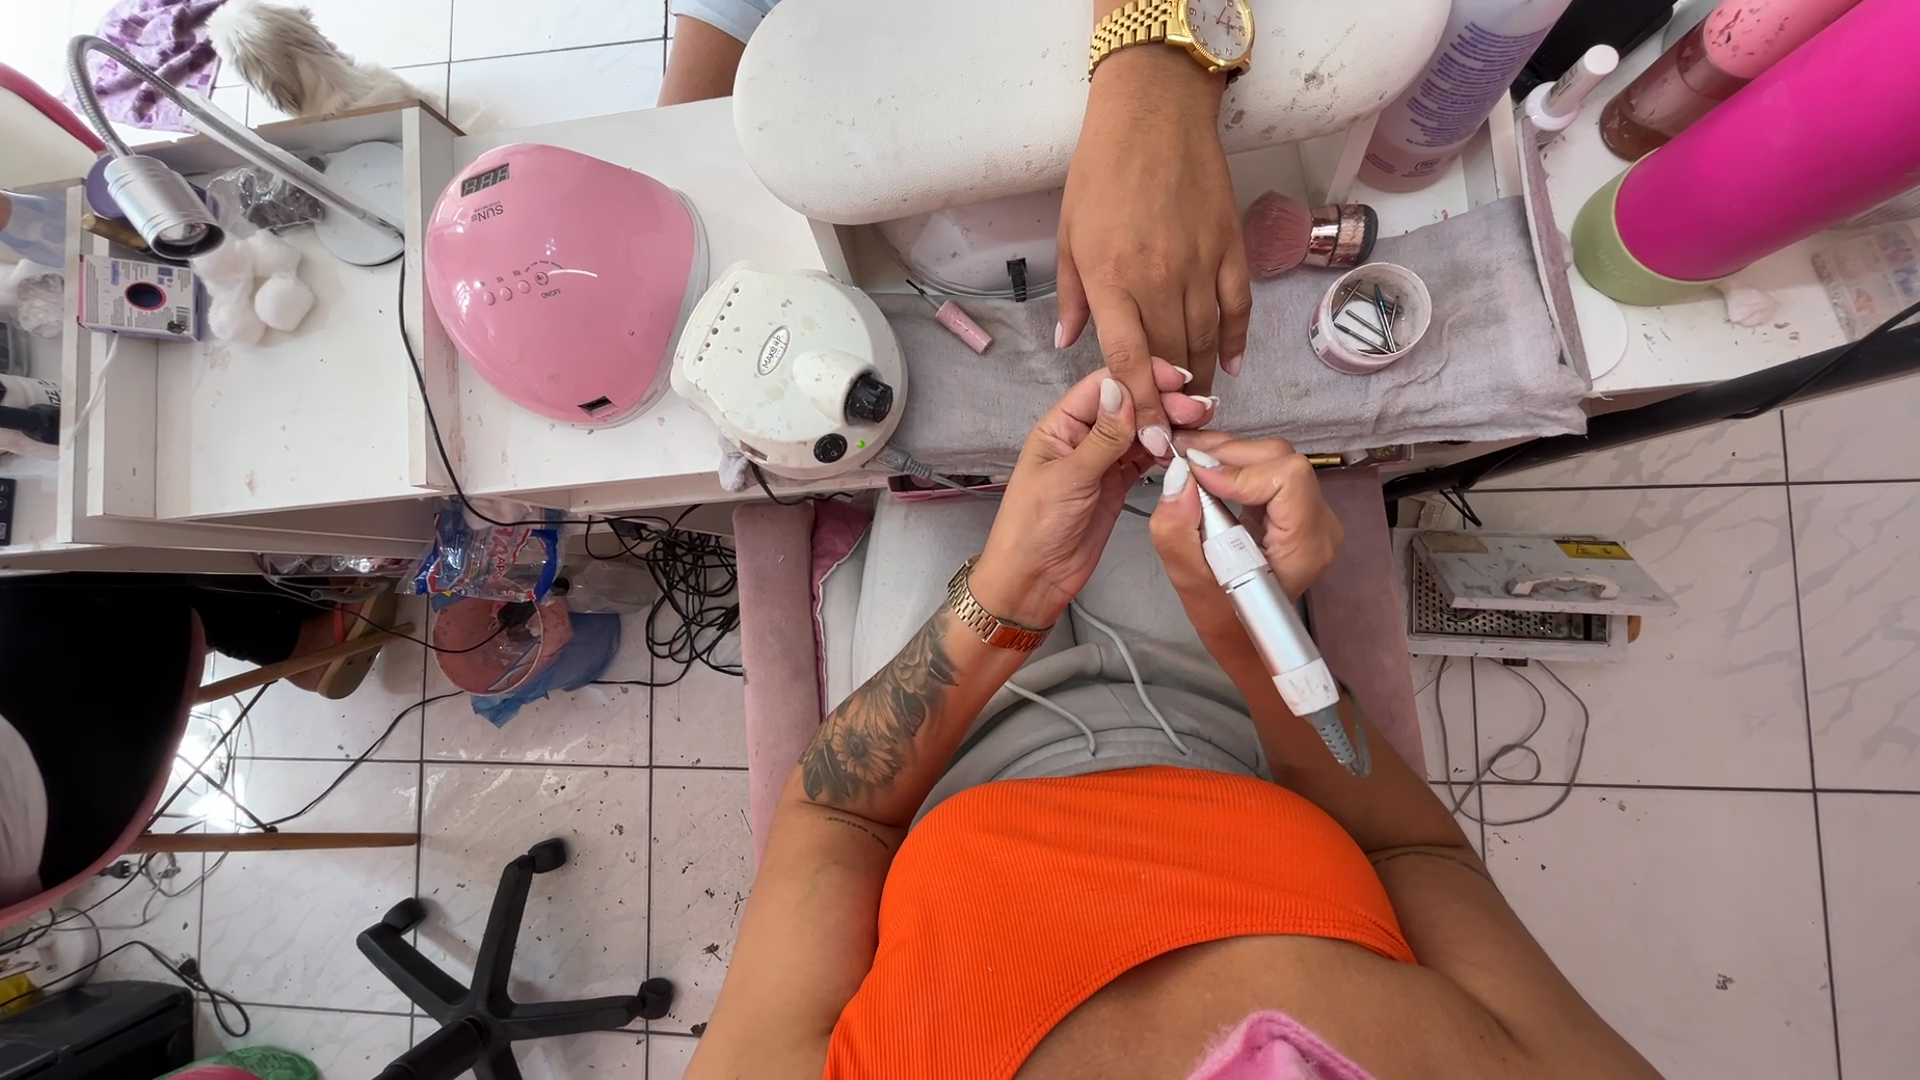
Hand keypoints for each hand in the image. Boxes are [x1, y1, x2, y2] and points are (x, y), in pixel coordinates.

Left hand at [970, 361, 1210, 627]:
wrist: (1034, 579)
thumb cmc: (1033, 527)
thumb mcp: (1068, 478)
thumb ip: (1101, 437)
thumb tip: (1122, 389)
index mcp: (1059, 426)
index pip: (1103, 387)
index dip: (1139, 377)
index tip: (1175, 379)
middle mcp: (1082, 437)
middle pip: (1127, 406)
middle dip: (1162, 402)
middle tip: (1197, 408)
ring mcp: (1102, 461)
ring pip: (1141, 432)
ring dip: (1170, 426)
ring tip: (1201, 422)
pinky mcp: (1117, 485)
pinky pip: (1145, 460)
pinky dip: (1167, 453)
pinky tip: (1186, 448)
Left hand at [1055, 47, 1253, 457]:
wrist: (1153, 112)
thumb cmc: (1099, 175)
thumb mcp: (1068, 238)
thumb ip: (1073, 299)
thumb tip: (1068, 345)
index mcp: (1113, 282)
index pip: (1130, 361)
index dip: (1142, 408)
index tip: (1153, 442)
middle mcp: (1160, 281)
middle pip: (1172, 359)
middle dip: (1174, 404)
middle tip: (1176, 433)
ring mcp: (1201, 264)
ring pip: (1206, 339)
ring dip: (1202, 380)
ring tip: (1198, 410)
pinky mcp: (1230, 247)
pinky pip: (1238, 307)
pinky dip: (1236, 340)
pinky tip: (1231, 368)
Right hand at [1148, 432, 1343, 656]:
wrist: (1242, 632)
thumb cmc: (1222, 616)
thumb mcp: (1188, 580)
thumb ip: (1176, 530)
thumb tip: (1178, 476)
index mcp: (1304, 545)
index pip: (1287, 478)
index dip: (1238, 470)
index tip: (1195, 475)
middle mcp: (1319, 521)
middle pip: (1279, 458)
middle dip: (1225, 453)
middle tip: (1179, 457)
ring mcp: (1309, 510)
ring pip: (1272, 456)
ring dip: (1224, 453)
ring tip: (1184, 459)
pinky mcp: (1292, 503)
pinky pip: (1266, 466)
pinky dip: (1230, 461)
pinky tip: (1201, 467)